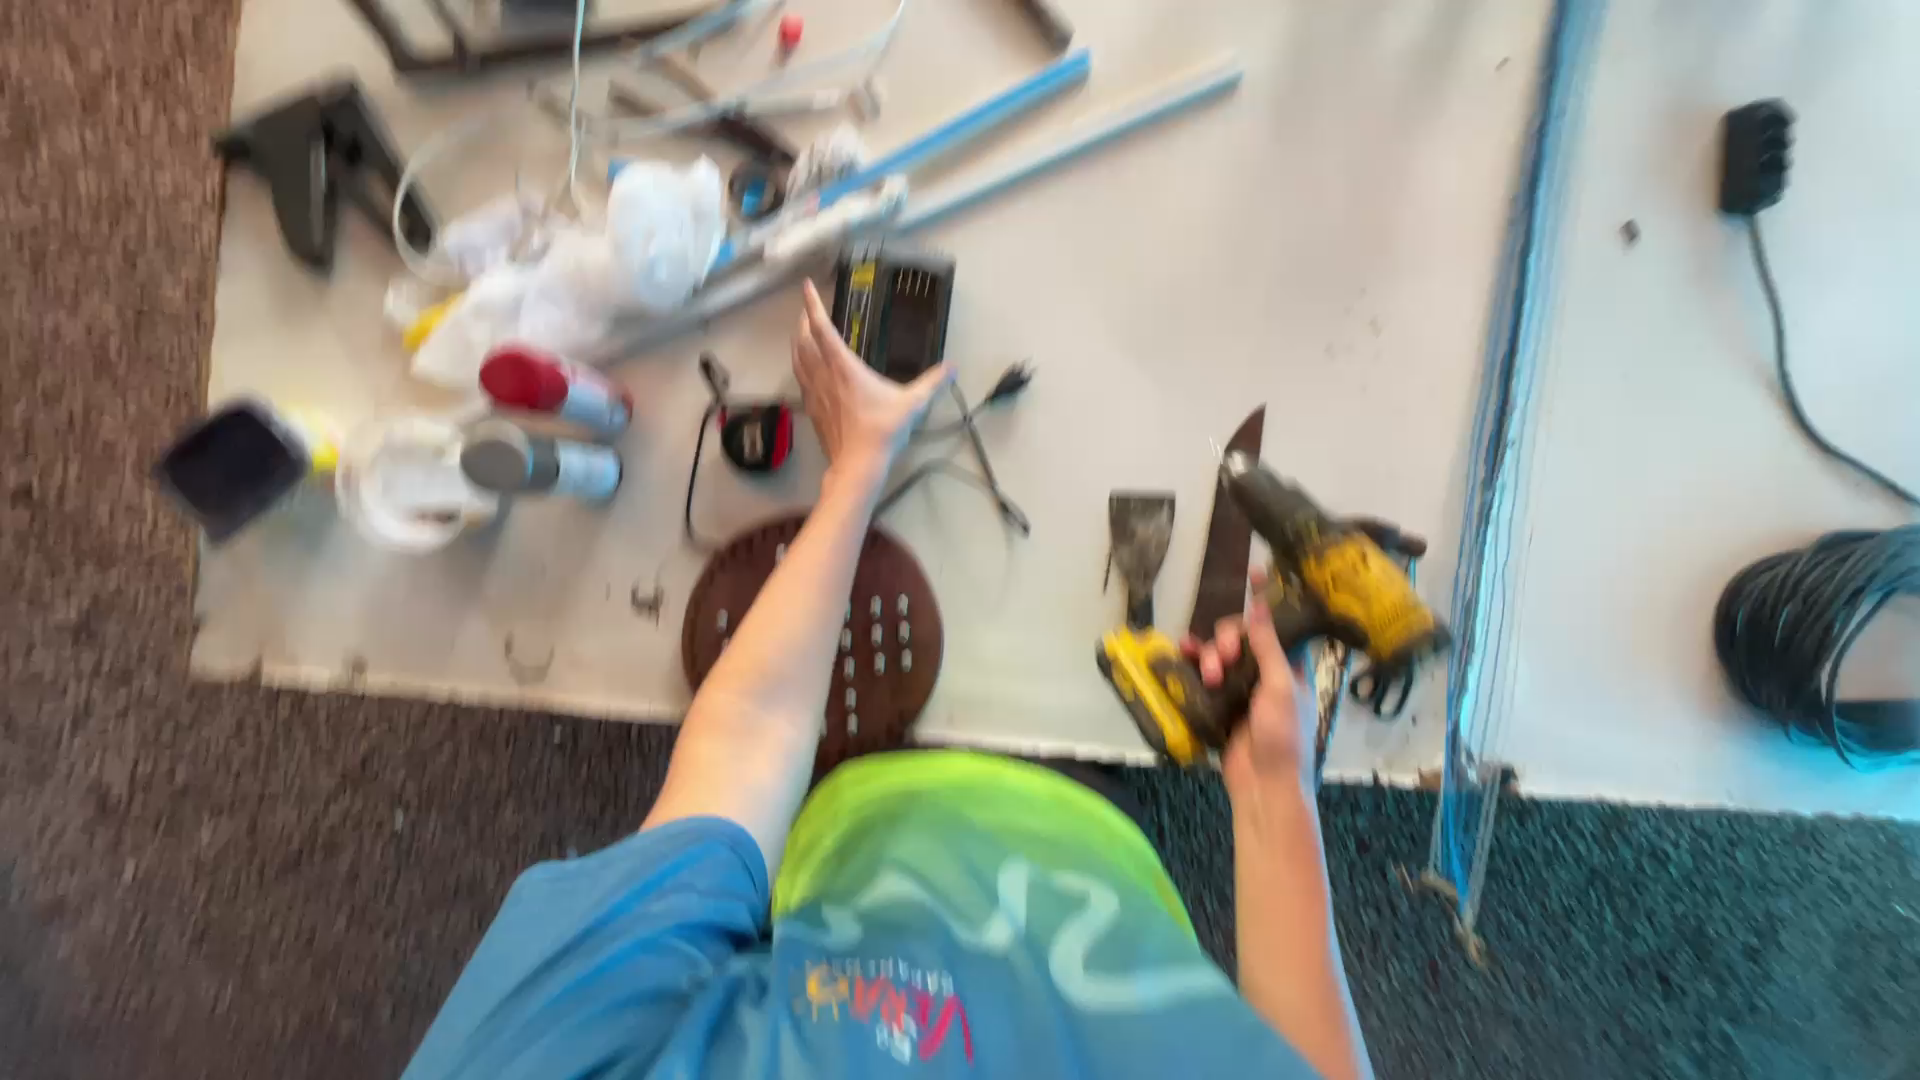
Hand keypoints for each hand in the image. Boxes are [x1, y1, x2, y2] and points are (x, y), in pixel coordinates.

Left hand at [792, 280, 951, 486]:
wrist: (858, 465)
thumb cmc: (883, 430)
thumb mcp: (912, 404)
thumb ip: (932, 383)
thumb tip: (952, 368)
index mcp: (843, 366)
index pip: (822, 328)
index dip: (812, 304)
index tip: (807, 286)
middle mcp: (824, 375)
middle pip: (803, 340)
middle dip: (803, 320)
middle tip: (807, 309)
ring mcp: (815, 392)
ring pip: (798, 359)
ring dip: (798, 341)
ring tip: (802, 333)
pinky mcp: (812, 409)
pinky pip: (801, 378)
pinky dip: (800, 365)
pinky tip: (807, 368)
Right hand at [1181, 569, 1317, 797]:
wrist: (1263, 785)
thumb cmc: (1282, 737)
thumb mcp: (1280, 688)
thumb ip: (1269, 647)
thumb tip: (1262, 606)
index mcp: (1287, 667)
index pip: (1273, 626)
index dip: (1263, 600)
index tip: (1254, 571)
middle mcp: (1263, 673)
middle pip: (1240, 638)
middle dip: (1226, 641)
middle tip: (1223, 658)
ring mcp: (1239, 689)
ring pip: (1218, 655)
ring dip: (1209, 656)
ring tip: (1207, 674)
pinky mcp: (1218, 703)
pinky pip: (1201, 674)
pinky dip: (1191, 663)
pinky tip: (1180, 654)